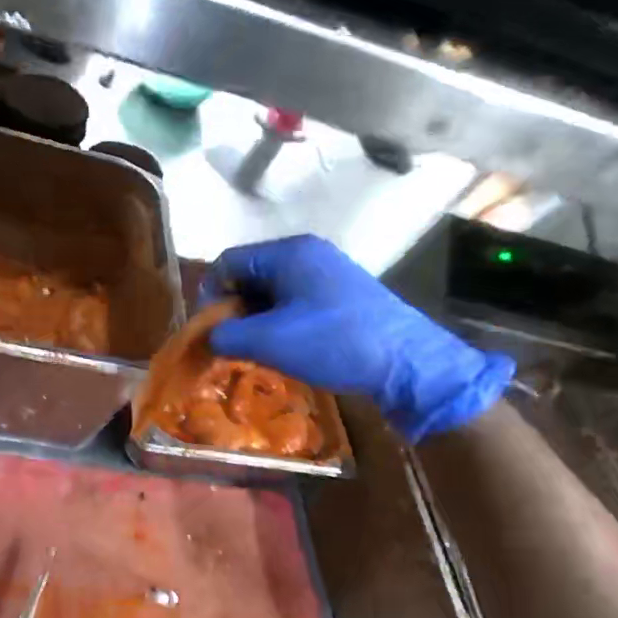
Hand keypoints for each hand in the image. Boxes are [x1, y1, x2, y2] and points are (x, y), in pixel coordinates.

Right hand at [201, 234, 514, 441]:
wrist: (408, 364)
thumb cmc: (334, 343)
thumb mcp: (269, 341)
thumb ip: (226, 335)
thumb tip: (209, 337)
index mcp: (289, 253)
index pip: (228, 262)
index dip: (209, 295)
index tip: (208, 330)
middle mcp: (308, 255)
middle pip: (249, 275)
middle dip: (232, 309)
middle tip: (229, 344)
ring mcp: (328, 274)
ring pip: (272, 292)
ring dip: (255, 320)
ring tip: (254, 351)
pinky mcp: (341, 296)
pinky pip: (294, 303)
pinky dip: (279, 324)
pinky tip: (283, 350)